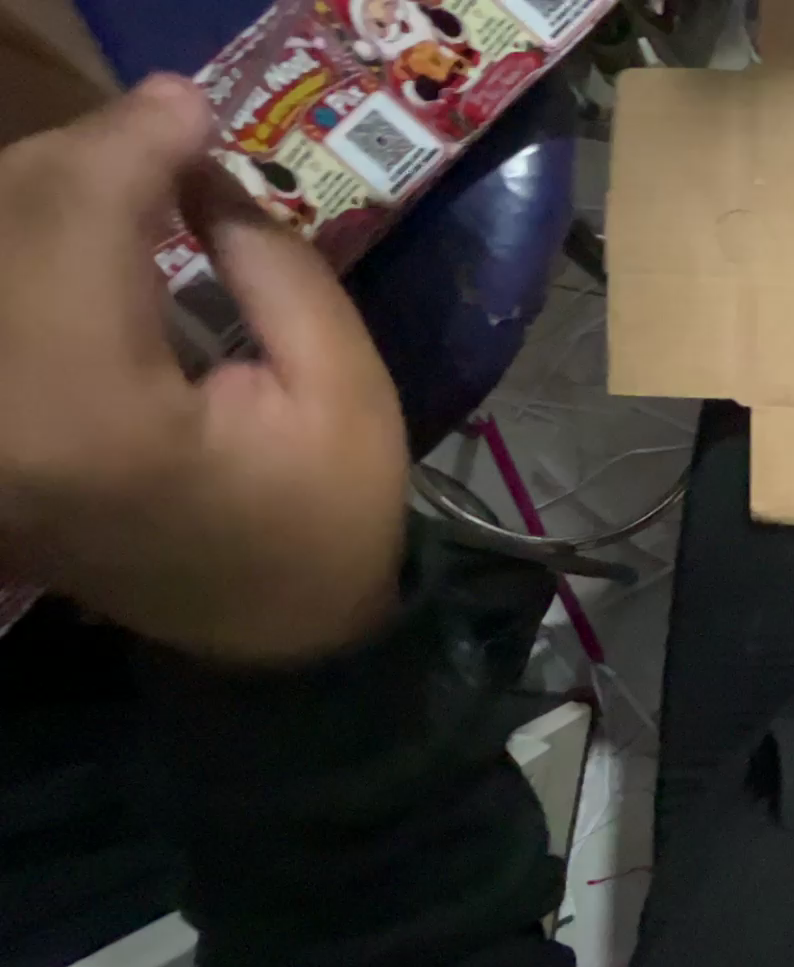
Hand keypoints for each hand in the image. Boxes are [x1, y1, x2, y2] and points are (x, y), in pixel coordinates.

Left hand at [0, 76, 408, 660]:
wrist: (277, 624)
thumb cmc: (335, 516)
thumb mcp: (349, 396)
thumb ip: (281, 277)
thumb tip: (207, 177)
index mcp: (86, 409)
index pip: (68, 223)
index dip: (128, 143)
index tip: (190, 101)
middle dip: (80, 158)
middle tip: (172, 136)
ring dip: (49, 194)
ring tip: (140, 178)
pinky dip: (30, 246)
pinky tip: (94, 237)